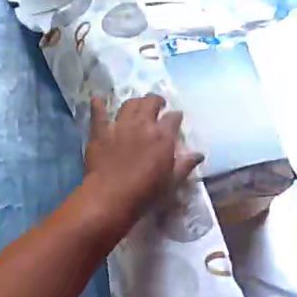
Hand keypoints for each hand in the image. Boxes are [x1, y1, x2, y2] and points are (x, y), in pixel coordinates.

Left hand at [82, 95, 202, 216]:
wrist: (110, 197)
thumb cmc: (145, 193)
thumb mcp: (172, 182)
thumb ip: (185, 165)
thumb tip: (199, 154)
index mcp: (162, 136)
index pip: (173, 118)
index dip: (175, 116)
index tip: (176, 118)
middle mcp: (142, 124)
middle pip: (150, 102)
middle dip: (156, 101)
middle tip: (158, 105)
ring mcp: (119, 125)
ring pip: (129, 104)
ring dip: (135, 102)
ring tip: (137, 105)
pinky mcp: (100, 132)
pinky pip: (98, 113)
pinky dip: (98, 105)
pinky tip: (97, 99)